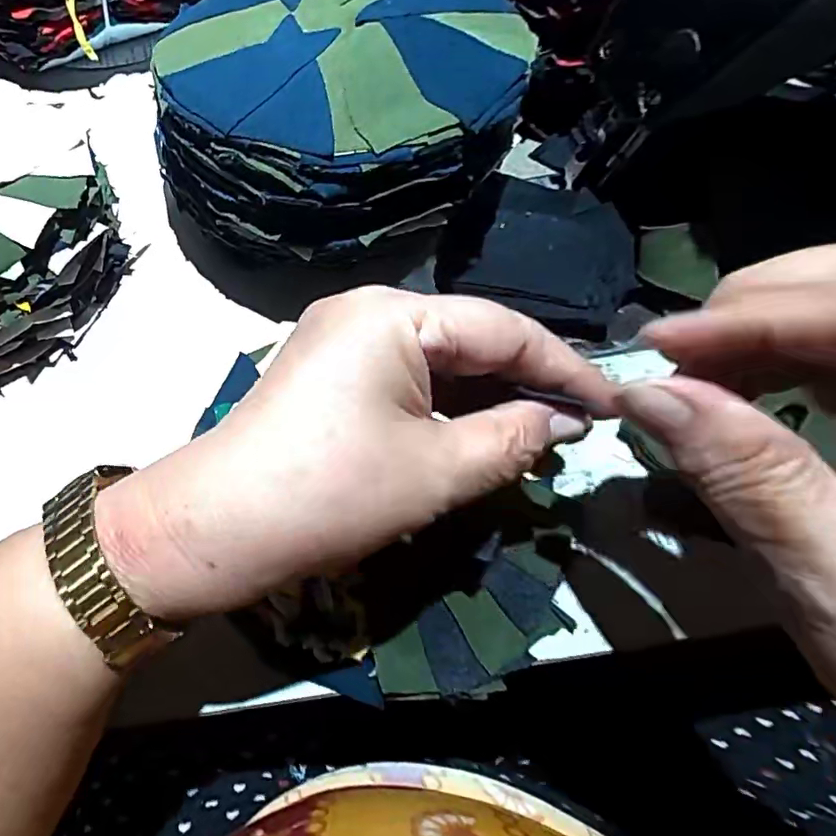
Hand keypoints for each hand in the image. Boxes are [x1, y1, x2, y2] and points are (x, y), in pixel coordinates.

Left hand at [96, 287, 617, 623]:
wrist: (221, 525)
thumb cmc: (334, 494)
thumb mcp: (439, 471)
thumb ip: (514, 437)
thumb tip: (563, 420)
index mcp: (393, 315)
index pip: (502, 328)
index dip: (565, 366)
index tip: (614, 403)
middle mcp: (366, 309)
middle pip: (469, 336)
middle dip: (525, 380)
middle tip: (581, 422)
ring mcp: (342, 336)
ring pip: (437, 357)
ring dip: (486, 394)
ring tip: (540, 430)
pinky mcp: (329, 369)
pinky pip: (405, 374)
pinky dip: (445, 402)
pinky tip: (479, 429)